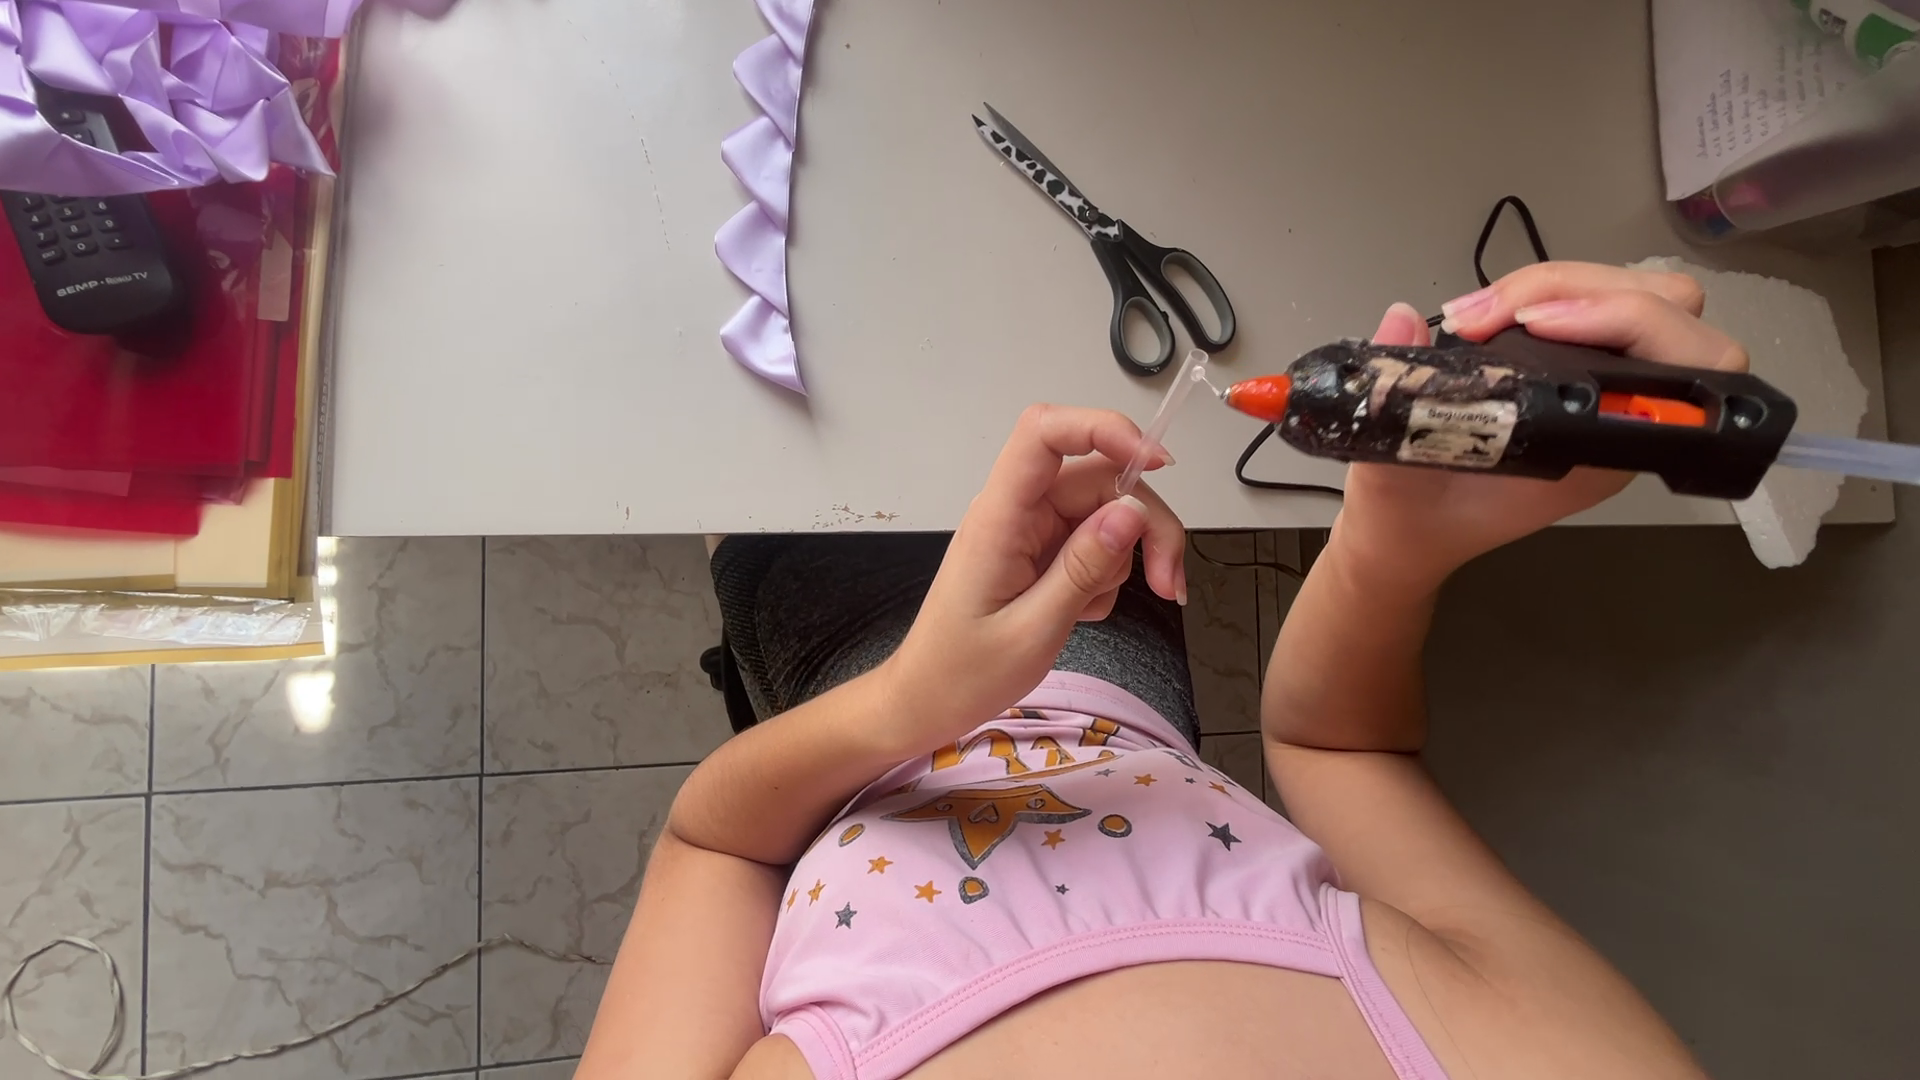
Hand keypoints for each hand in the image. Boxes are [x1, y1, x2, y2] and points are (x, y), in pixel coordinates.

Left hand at [879, 405, 1187, 753]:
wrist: (929, 700)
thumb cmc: (964, 673)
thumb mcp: (1033, 629)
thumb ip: (1083, 568)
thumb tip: (1133, 510)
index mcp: (999, 517)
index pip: (1044, 433)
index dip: (1104, 429)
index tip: (1157, 465)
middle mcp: (1015, 511)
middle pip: (1098, 478)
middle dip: (1145, 524)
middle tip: (1169, 584)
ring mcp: (1028, 530)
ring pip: (1103, 512)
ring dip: (1123, 558)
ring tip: (1096, 610)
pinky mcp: (1039, 551)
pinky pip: (1092, 544)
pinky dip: (1103, 576)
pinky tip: (1081, 612)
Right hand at [1333, 262, 1751, 591]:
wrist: (1405, 540)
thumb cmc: (1410, 521)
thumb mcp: (1391, 474)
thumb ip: (1397, 400)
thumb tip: (1400, 315)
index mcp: (1604, 455)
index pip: (1682, 364)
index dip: (1623, 320)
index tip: (1529, 321)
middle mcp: (1623, 419)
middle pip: (1666, 309)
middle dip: (1575, 289)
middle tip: (1480, 316)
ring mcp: (1603, 394)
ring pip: (1638, 299)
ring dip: (1559, 286)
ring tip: (1473, 314)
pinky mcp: (1574, 377)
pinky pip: (1597, 313)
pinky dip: (1548, 296)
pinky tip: (1488, 313)